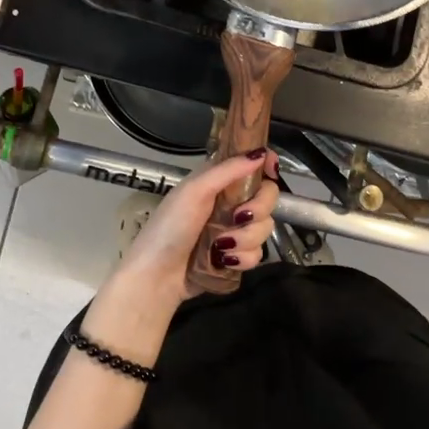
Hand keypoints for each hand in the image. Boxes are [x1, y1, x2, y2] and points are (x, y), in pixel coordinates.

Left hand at [105, 149, 280, 313]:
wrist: (157, 276)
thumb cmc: (170, 227)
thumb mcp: (194, 191)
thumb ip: (227, 170)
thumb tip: (261, 152)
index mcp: (218, 181)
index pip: (252, 166)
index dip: (266, 165)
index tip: (271, 172)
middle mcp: (230, 202)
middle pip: (268, 197)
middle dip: (257, 210)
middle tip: (238, 218)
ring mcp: (234, 231)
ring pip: (264, 227)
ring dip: (246, 238)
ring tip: (221, 247)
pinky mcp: (235, 257)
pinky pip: (257, 254)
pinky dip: (242, 259)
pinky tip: (224, 262)